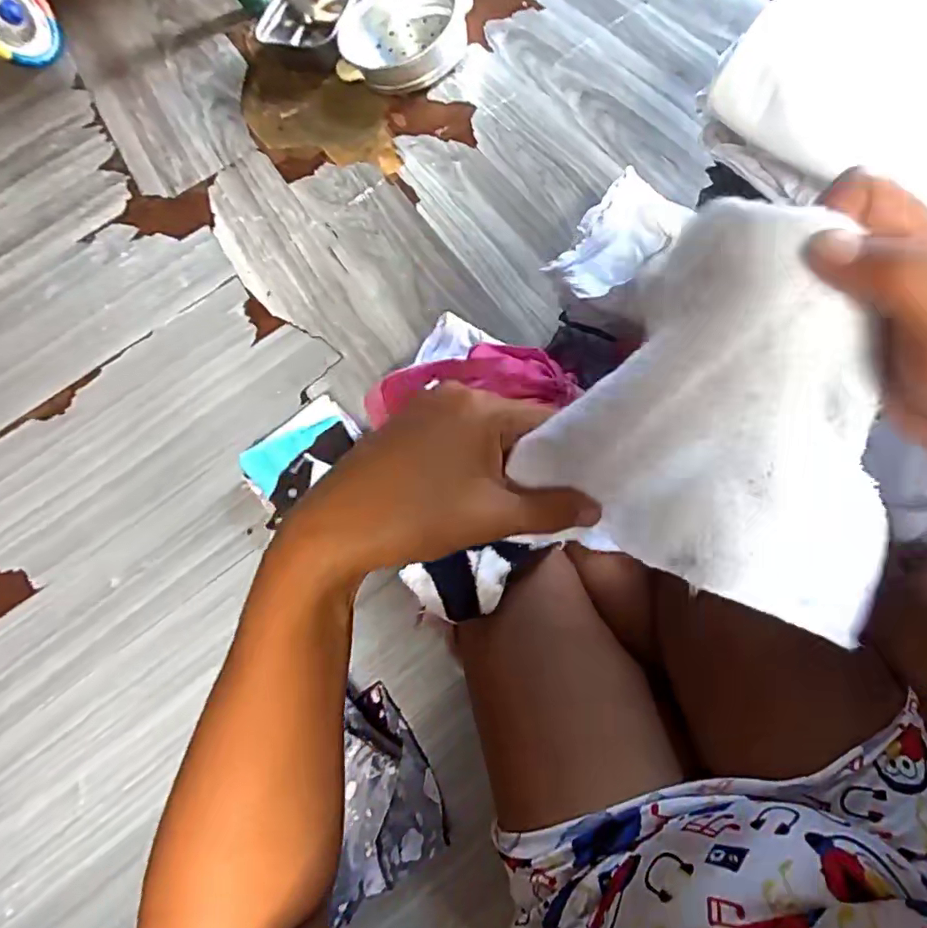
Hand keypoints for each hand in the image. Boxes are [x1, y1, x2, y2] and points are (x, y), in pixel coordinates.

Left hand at [272, 384, 598, 585]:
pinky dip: (475, 458)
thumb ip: (552, 510)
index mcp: (480, 406)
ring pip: (488, 432)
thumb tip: (596, 509)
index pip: (548, 419)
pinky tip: (473, 488)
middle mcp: (454, 394)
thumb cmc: (418, 517)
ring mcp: (425, 406)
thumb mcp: (494, 517)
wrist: (330, 533)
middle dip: (536, 459)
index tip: (583, 481)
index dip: (570, 451)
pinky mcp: (406, 425)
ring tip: (513, 496)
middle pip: (517, 424)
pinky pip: (460, 435)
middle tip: (550, 496)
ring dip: (505, 461)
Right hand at [806, 168, 926, 463]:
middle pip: (838, 231)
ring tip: (786, 316)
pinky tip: (796, 340)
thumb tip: (818, 243)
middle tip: (792, 291)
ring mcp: (878, 302)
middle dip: (807, 250)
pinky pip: (824, 317)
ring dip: (802, 290)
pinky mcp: (862, 339)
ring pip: (826, 274)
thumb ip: (893, 273)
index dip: (835, 209)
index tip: (812, 255)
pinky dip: (807, 323)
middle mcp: (898, 261)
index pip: (868, 192)